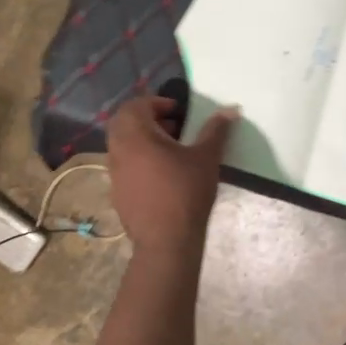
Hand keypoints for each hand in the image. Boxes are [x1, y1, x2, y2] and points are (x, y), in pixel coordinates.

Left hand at [105, 97, 235, 257]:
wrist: (166, 241)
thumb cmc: (186, 192)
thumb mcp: (206, 157)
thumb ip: (216, 130)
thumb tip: (230, 108)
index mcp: (136, 136)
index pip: (135, 106)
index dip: (156, 103)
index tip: (178, 111)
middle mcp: (118, 150)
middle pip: (123, 122)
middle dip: (146, 118)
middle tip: (172, 126)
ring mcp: (114, 173)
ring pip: (122, 144)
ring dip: (142, 139)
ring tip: (171, 149)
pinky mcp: (117, 192)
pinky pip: (123, 164)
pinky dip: (138, 159)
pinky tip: (162, 174)